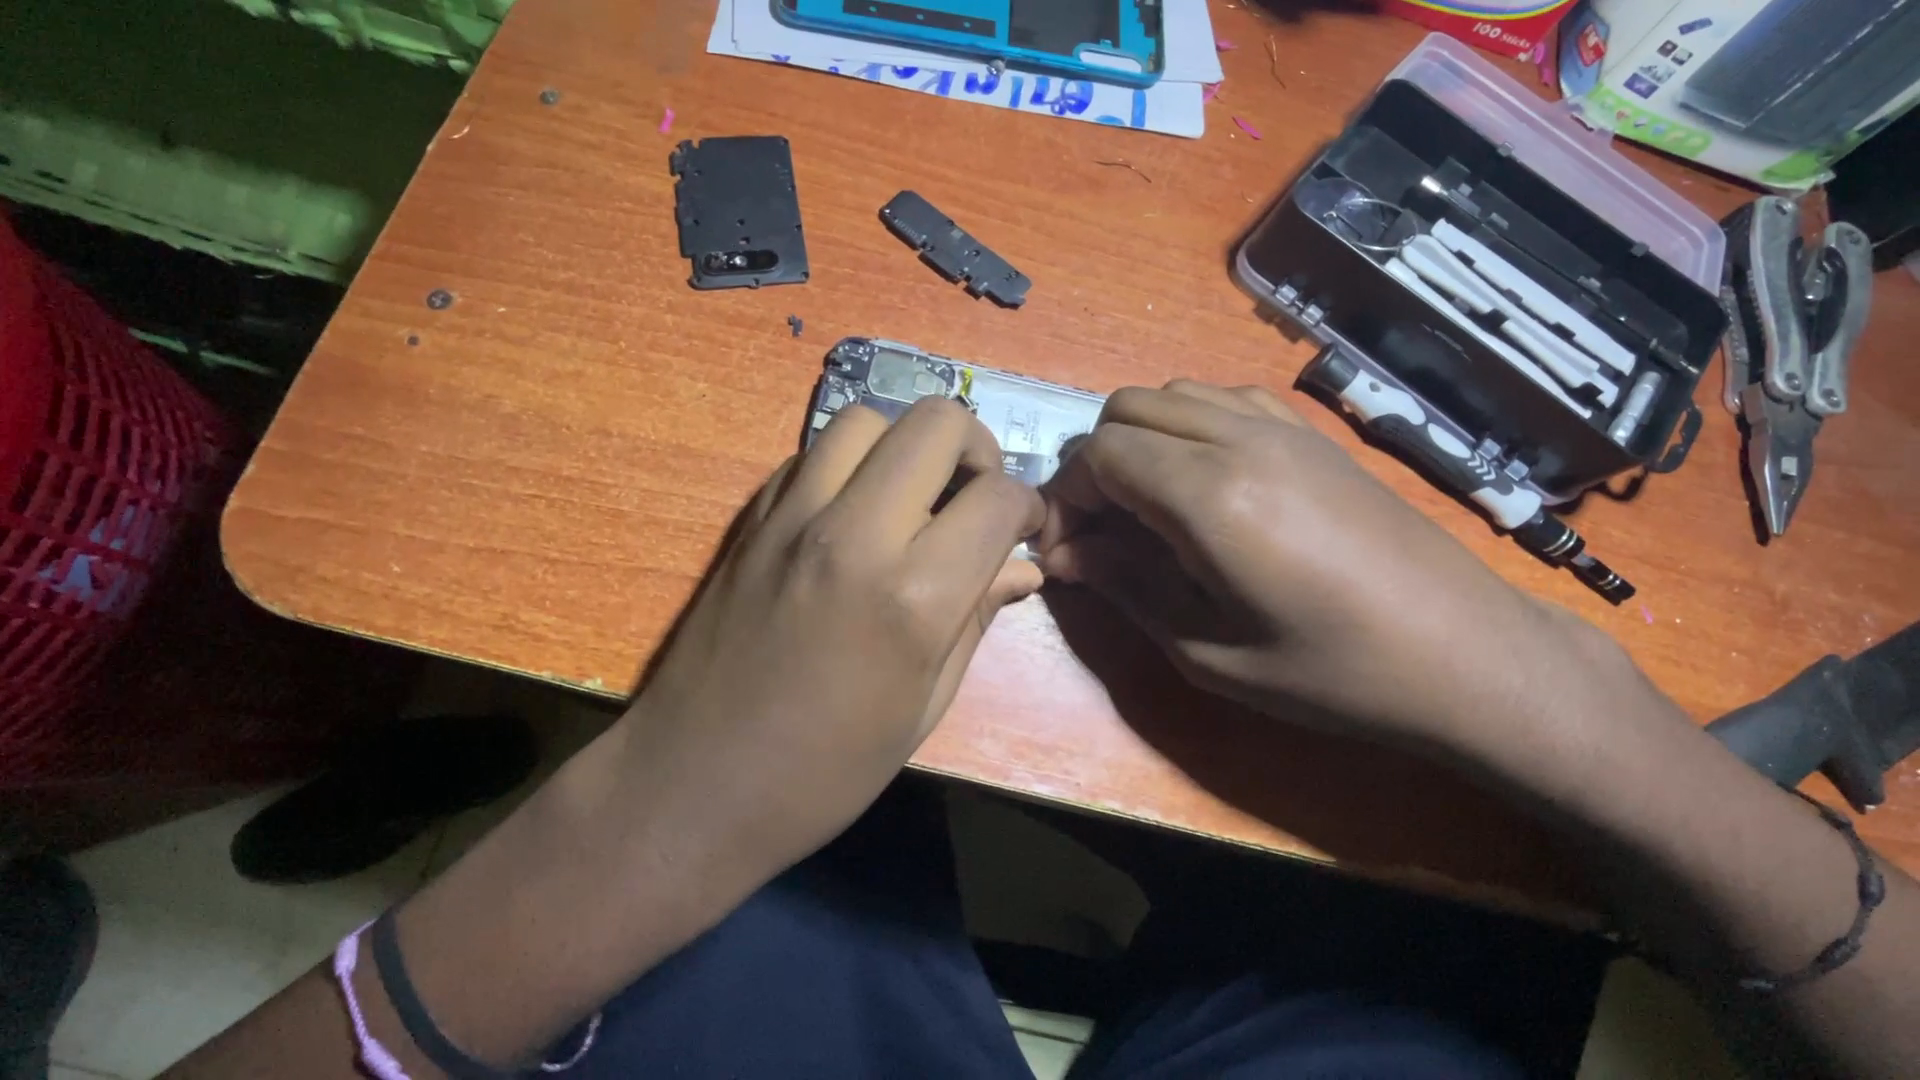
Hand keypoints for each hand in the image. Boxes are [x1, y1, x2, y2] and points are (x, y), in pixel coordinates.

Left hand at [615, 397, 1043, 881]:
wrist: (694, 786)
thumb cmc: (825, 772)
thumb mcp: (923, 709)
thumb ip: (976, 620)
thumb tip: (1022, 569)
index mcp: (912, 596)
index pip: (997, 498)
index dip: (1027, 507)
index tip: (1023, 531)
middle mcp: (854, 533)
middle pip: (936, 423)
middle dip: (976, 451)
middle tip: (974, 500)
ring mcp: (791, 518)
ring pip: (866, 418)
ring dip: (905, 447)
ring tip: (912, 499)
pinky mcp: (750, 520)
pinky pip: (810, 453)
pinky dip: (848, 465)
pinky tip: (853, 514)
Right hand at [1037, 380, 1628, 756]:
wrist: (1462, 654)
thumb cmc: (1330, 674)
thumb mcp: (1208, 653)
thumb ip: (1126, 587)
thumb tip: (1064, 551)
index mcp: (1210, 496)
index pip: (1099, 454)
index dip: (1064, 496)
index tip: (1062, 548)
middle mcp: (1240, 439)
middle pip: (1126, 410)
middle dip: (1094, 464)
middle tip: (1100, 531)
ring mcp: (1282, 427)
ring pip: (1172, 394)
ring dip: (1139, 441)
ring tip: (1146, 508)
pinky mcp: (1312, 433)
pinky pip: (1223, 398)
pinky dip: (1188, 427)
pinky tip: (1203, 484)